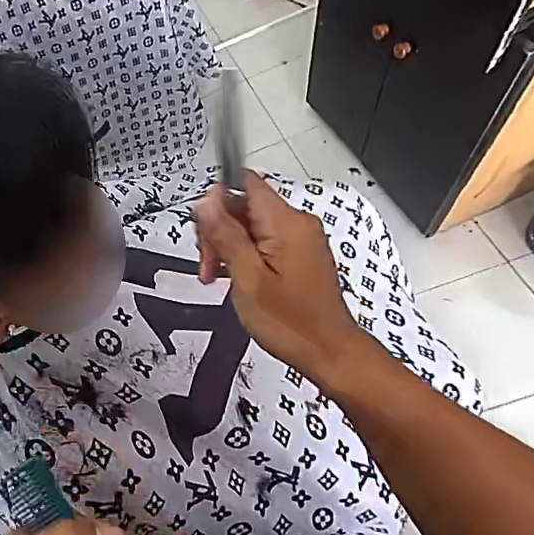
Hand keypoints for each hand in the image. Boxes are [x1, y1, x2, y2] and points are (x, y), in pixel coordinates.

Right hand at [193, 172, 379, 380]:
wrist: (328, 351)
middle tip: (212, 264)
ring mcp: (301, 239)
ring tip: (221, 277)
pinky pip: (266, 241)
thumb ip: (225, 235)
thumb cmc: (295, 324)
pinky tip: (238, 279)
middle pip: (244, 205)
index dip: (217, 201)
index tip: (205, 229)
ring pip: (252, 225)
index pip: (244, 183)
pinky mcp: (301, 254)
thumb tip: (206, 202)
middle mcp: (298, 224)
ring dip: (230, 246)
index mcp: (286, 223)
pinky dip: (247, 256)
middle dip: (220, 230)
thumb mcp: (247, 279)